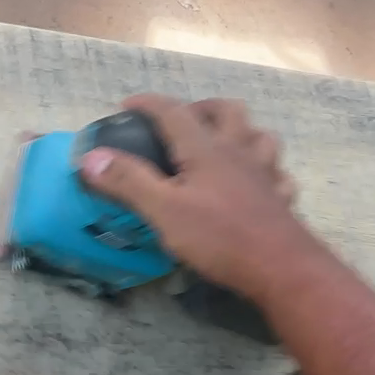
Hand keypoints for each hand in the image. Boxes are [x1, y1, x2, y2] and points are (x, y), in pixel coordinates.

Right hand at [79, 95, 322, 299]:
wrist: (284, 271)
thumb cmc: (219, 237)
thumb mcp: (163, 210)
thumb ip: (128, 181)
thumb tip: (90, 158)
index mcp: (206, 149)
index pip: (173, 112)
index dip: (148, 104)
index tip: (126, 105)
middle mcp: (238, 152)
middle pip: (227, 111)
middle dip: (201, 107)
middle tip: (180, 121)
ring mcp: (265, 174)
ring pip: (259, 135)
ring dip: (239, 131)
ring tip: (219, 143)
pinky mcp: (281, 199)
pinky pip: (277, 172)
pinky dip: (263, 168)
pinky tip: (254, 181)